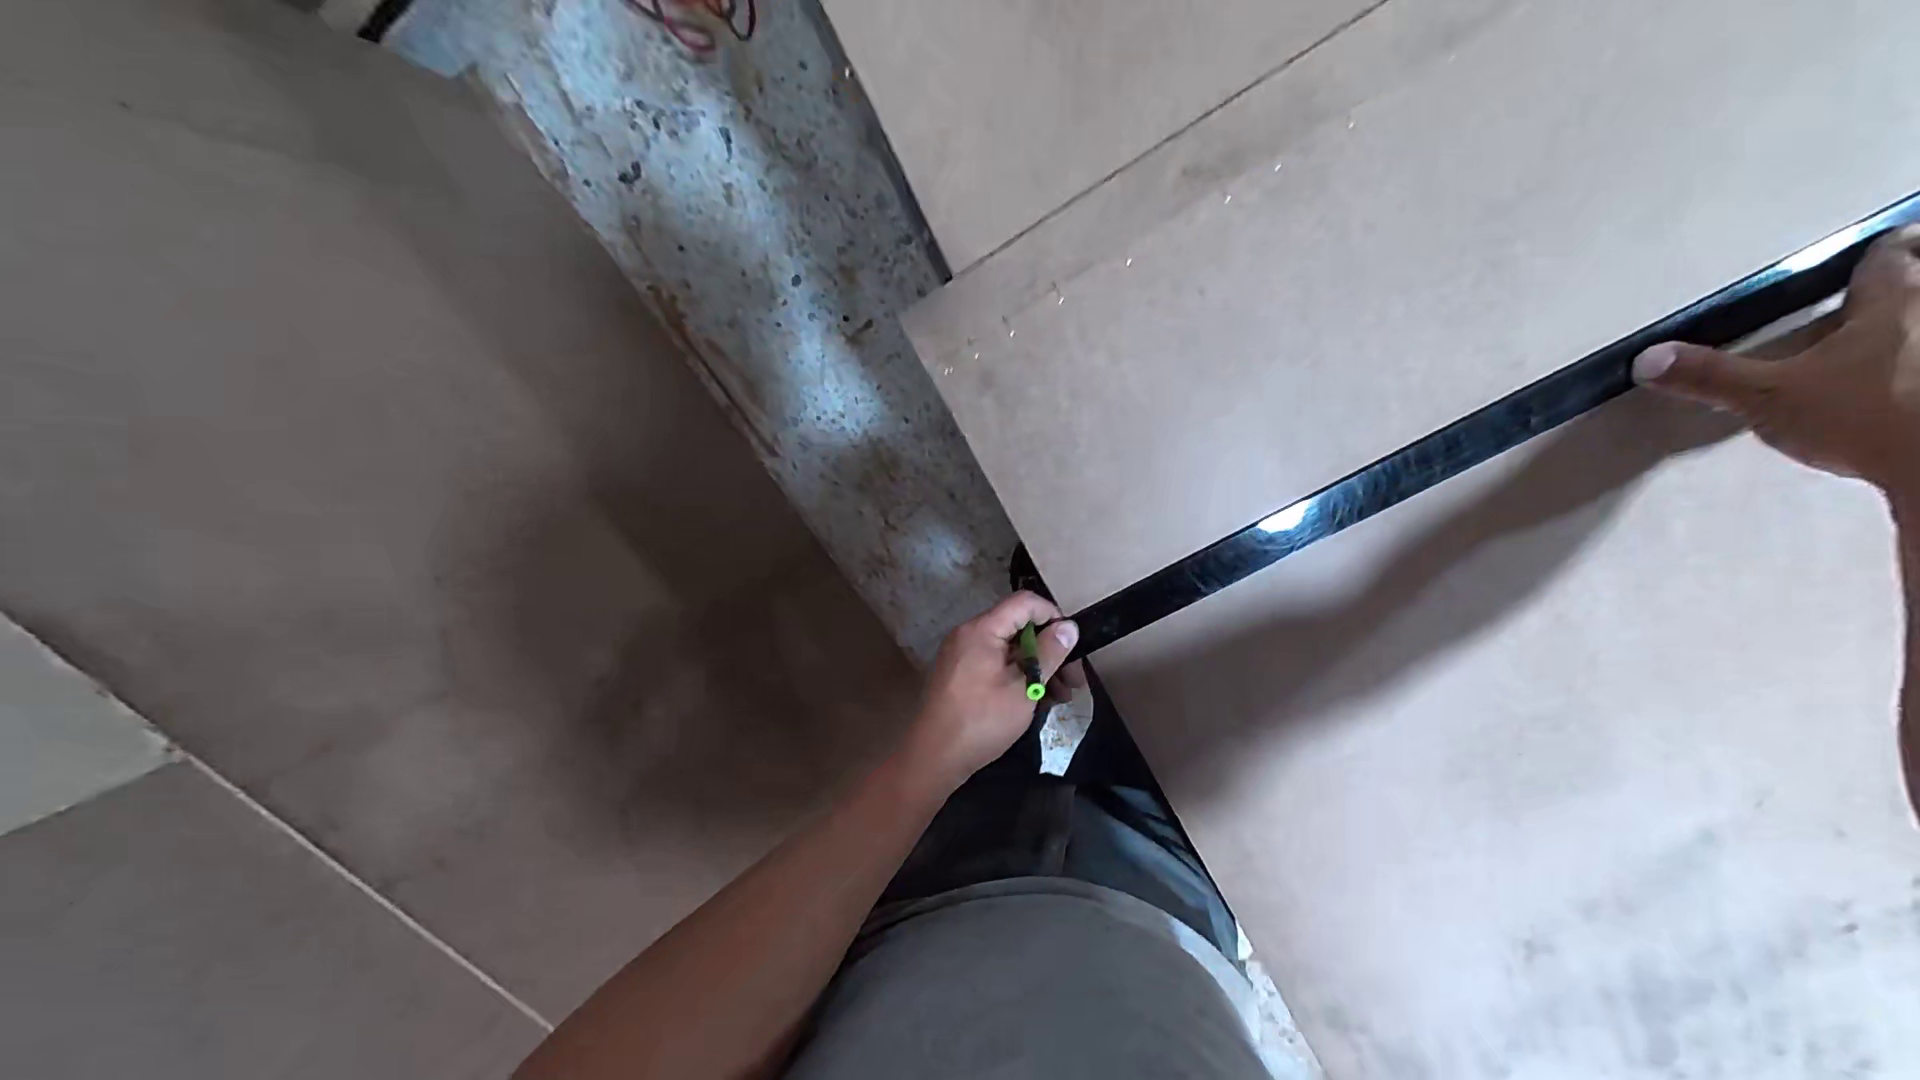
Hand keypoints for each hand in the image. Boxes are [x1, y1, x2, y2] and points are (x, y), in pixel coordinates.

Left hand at [898, 592, 1078, 792]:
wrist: (933, 757)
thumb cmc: (981, 721)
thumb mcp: (1024, 687)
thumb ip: (1049, 653)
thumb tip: (1070, 626)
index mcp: (981, 629)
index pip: (1024, 602)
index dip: (1053, 616)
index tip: (1073, 645)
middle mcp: (969, 634)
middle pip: (1019, 627)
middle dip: (1050, 650)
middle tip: (1074, 681)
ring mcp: (963, 654)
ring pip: (1010, 649)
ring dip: (1038, 667)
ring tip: (1061, 697)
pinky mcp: (961, 674)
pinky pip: (996, 664)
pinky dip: (1018, 676)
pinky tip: (1038, 701)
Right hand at [1631, 226, 1919, 501]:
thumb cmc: (1868, 416)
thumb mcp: (1766, 398)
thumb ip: (1709, 375)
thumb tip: (1648, 359)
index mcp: (1895, 304)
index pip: (1890, 258)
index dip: (1878, 251)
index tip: (1877, 248)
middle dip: (1908, 282)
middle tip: (1892, 282)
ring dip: (1907, 329)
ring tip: (1886, 339)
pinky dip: (1911, 371)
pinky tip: (1897, 386)